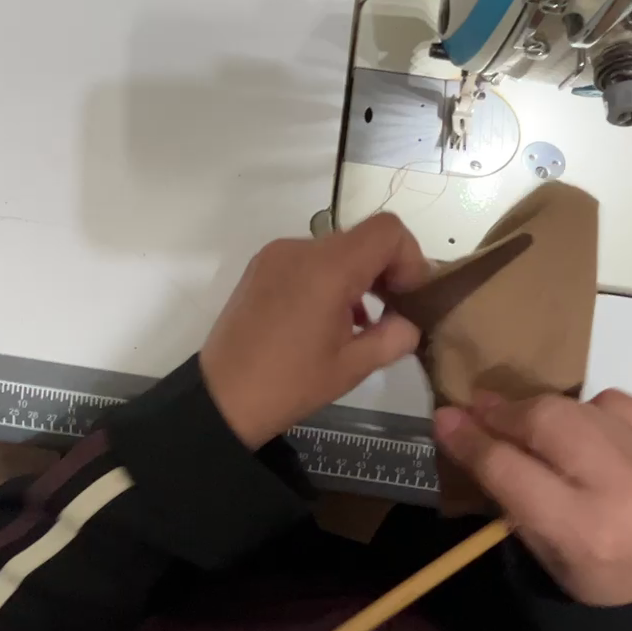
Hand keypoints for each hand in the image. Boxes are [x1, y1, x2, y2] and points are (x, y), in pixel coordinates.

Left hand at [201, 213, 430, 448]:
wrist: (221, 400)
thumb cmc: (289, 385)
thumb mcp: (352, 367)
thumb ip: (394, 337)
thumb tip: (410, 322)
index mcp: (327, 268)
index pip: (387, 231)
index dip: (410, 259)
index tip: (407, 297)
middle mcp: (299, 249)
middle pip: (361, 239)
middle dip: (385, 271)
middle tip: (393, 313)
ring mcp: (275, 256)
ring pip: (335, 249)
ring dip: (356, 277)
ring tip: (358, 323)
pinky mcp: (259, 268)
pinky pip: (307, 260)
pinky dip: (328, 279)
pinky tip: (328, 319)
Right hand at [433, 390, 631, 605]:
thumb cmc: (589, 570)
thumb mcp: (535, 542)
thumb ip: (498, 481)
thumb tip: (455, 421)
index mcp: (583, 533)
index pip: (510, 468)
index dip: (471, 438)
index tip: (445, 418)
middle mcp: (628, 494)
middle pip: (549, 422)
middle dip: (506, 412)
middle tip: (481, 409)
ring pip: (579, 406)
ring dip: (545, 412)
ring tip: (530, 424)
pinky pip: (617, 402)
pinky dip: (592, 411)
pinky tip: (588, 434)